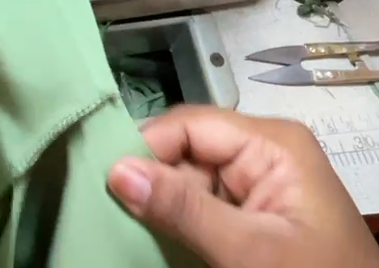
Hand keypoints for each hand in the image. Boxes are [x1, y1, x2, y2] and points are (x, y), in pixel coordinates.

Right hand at [107, 106, 378, 267]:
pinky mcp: (257, 219)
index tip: (106, 182)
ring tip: (129, 225)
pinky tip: (157, 237)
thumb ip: (183, 210)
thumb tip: (115, 169)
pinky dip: (180, 225)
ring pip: (190, 182)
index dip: (147, 148)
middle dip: (153, 181)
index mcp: (272, 142)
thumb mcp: (251, 252)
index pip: (189, 125)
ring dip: (163, 207)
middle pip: (187, 152)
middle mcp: (264, 153)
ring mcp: (260, 187)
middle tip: (113, 210)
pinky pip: (204, 208)